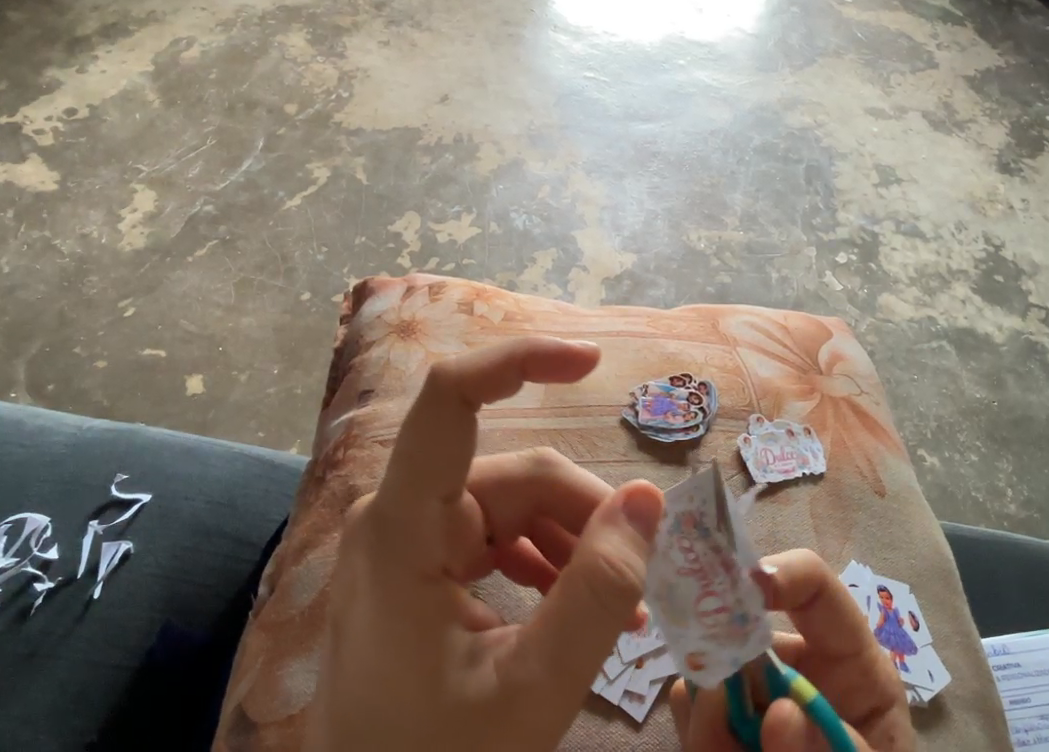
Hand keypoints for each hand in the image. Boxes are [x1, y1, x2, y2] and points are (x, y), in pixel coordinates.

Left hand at [305, 337, 666, 751]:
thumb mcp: (533, 688)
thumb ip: (596, 592)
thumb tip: (648, 500)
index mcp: (403, 527)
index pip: (451, 399)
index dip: (519, 360)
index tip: (592, 362)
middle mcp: (400, 514)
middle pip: (516, 473)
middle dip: (587, 514)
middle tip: (646, 575)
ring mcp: (410, 537)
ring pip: (518, 505)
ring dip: (576, 544)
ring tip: (626, 605)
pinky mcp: (424, 561)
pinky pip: (501, 535)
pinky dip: (549, 560)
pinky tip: (587, 604)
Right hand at [670, 550, 913, 751]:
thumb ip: (832, 751)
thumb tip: (780, 712)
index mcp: (848, 661)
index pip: (812, 585)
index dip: (776, 572)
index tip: (738, 594)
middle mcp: (795, 666)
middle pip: (740, 629)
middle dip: (722, 670)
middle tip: (718, 728)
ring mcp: (754, 696)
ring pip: (706, 671)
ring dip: (706, 722)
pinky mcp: (723, 726)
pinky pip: (687, 710)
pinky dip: (695, 738)